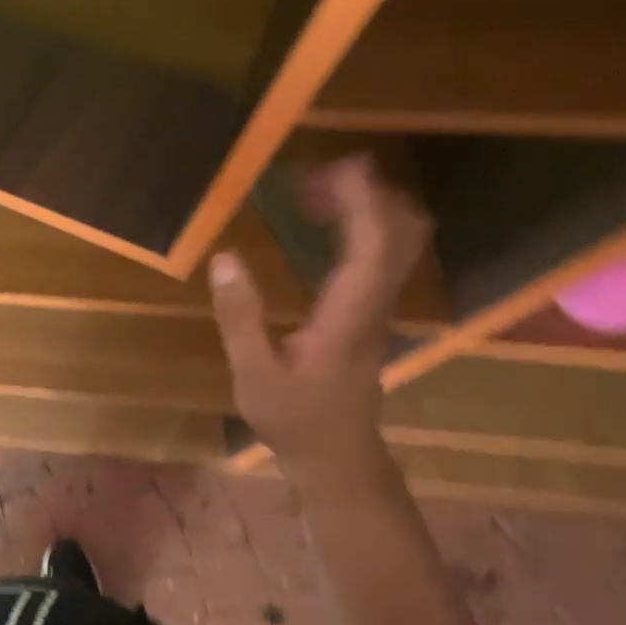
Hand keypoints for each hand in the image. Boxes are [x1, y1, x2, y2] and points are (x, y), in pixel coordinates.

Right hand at [208, 156, 432, 484]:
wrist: (339, 459)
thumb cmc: (295, 420)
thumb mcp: (254, 372)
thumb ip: (241, 315)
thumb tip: (225, 257)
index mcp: (350, 315)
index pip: (373, 245)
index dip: (363, 200)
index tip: (338, 165)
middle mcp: (374, 305)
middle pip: (400, 235)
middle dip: (369, 194)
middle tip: (317, 175)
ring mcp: (378, 310)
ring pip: (396, 244)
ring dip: (366, 209)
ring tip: (314, 192)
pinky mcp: (370, 316)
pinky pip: (379, 257)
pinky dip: (360, 229)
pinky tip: (321, 227)